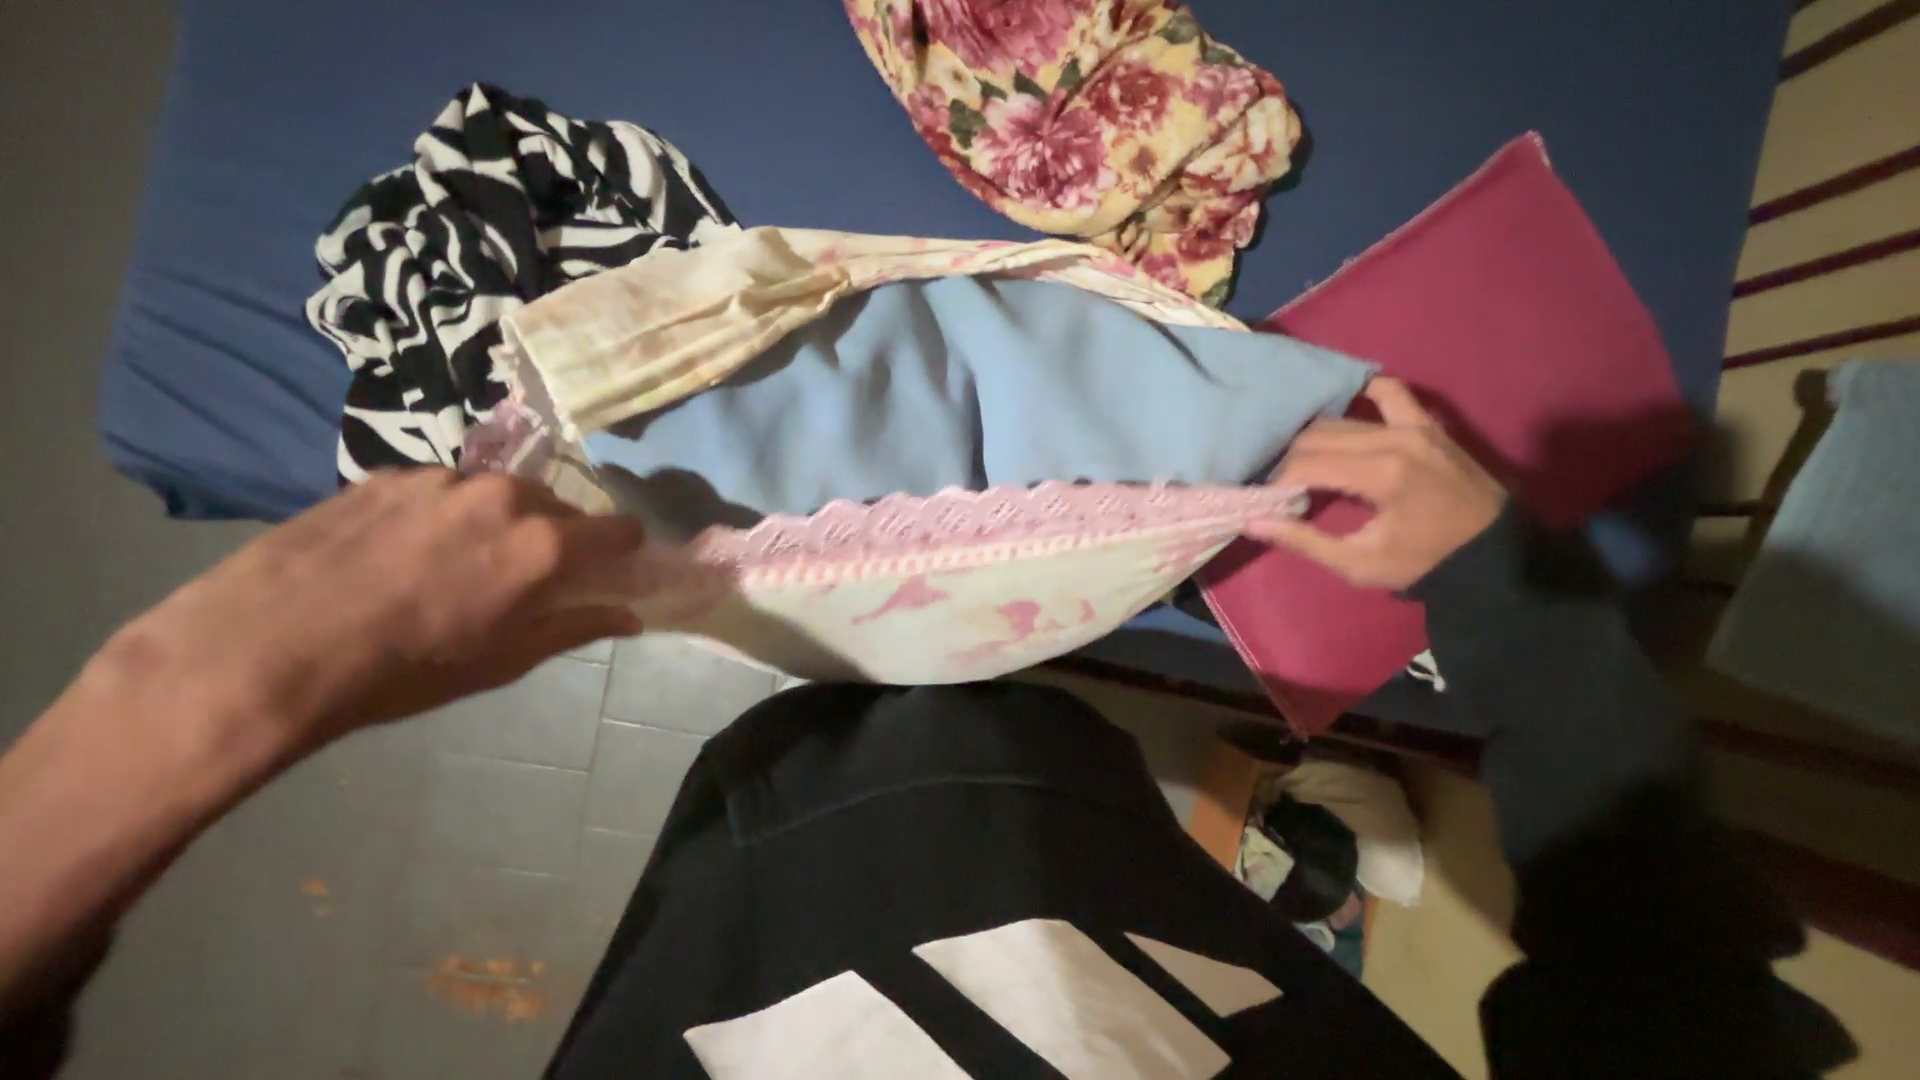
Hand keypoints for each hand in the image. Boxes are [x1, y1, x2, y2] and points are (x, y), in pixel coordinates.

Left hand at [85, 469, 644, 759]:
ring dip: (501, 521)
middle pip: (560, 507)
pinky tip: (407, 550)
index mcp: (545, 545)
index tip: (611, 568)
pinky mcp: (390, 474)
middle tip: (526, 576)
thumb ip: (577, 626)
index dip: (621, 549)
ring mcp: (445, 478)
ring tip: (458, 561)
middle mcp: (505, 497)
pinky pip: (446, 488)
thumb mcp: (504, 660)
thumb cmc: (405, 671)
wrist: (266, 649)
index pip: (617, 528)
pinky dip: (448, 513)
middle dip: (558, 536)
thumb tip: (630, 617)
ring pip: (500, 493)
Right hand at [1247, 377, 1505, 589]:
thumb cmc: (1424, 563)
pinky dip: (1362, 393)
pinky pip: (1390, 392)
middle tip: (1283, 487)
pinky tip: (1342, 401)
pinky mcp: (1428, 423)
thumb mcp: (1359, 564)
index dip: (1278, 482)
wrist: (1493, 555)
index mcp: (1380, 474)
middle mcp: (1394, 439)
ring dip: (1314, 437)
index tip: (1267, 501)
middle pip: (1318, 436)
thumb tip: (1251, 522)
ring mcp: (1414, 425)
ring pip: (1342, 419)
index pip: (1306, 465)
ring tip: (1303, 462)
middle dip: (1290, 461)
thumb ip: (1303, 540)